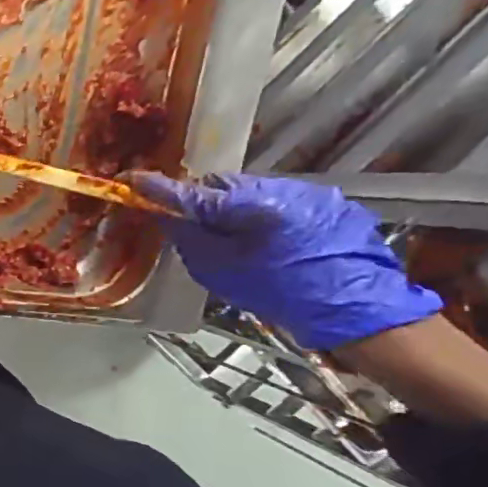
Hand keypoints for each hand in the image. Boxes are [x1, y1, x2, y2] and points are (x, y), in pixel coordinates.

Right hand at [129, 172, 441, 349]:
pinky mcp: (326, 203)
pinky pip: (274, 202)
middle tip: (188, 227)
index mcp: (247, 203)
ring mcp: (305, 192)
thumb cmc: (280, 291)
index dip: (155, 188)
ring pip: (247, 193)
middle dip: (199, 202)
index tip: (130, 179)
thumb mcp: (219, 269)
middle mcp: (276, 187)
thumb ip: (188, 236)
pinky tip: (266, 243)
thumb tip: (165, 214)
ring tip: (231, 240)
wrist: (357, 307)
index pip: (188, 191)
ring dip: (230, 210)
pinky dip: (258, 216)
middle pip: (218, 186)